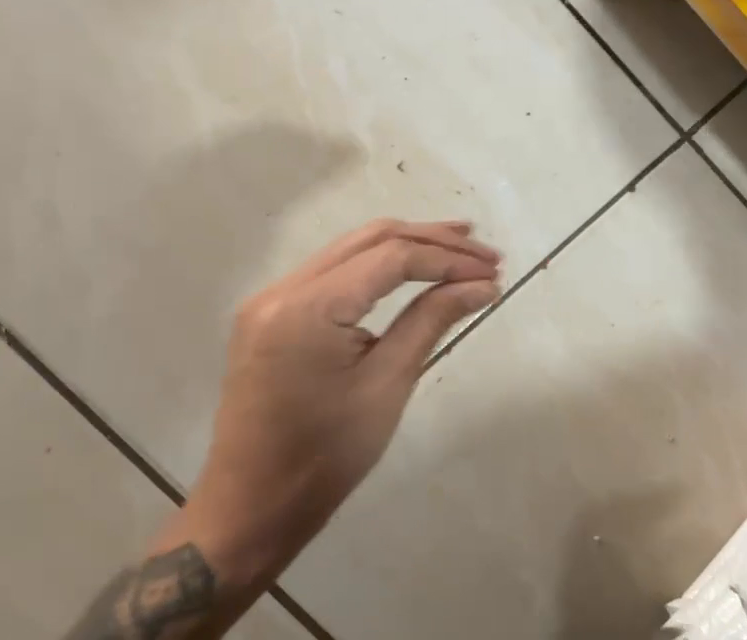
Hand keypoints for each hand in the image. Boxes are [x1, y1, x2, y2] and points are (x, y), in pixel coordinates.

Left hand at [168, 220, 503, 583]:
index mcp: (307, 309)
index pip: (392, 257)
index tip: (494, 273)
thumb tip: (485, 284)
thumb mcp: (389, 383)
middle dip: (435, 241)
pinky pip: (336, 269)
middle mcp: (282, 291)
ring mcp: (271, 301)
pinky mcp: (273, 316)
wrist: (251, 507)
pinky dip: (382, 263)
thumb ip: (434, 319)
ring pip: (354, 247)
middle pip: (372, 238)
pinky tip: (415, 269)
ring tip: (463, 250)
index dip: (449, 259)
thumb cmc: (326, 454)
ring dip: (411, 245)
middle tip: (487, 255)